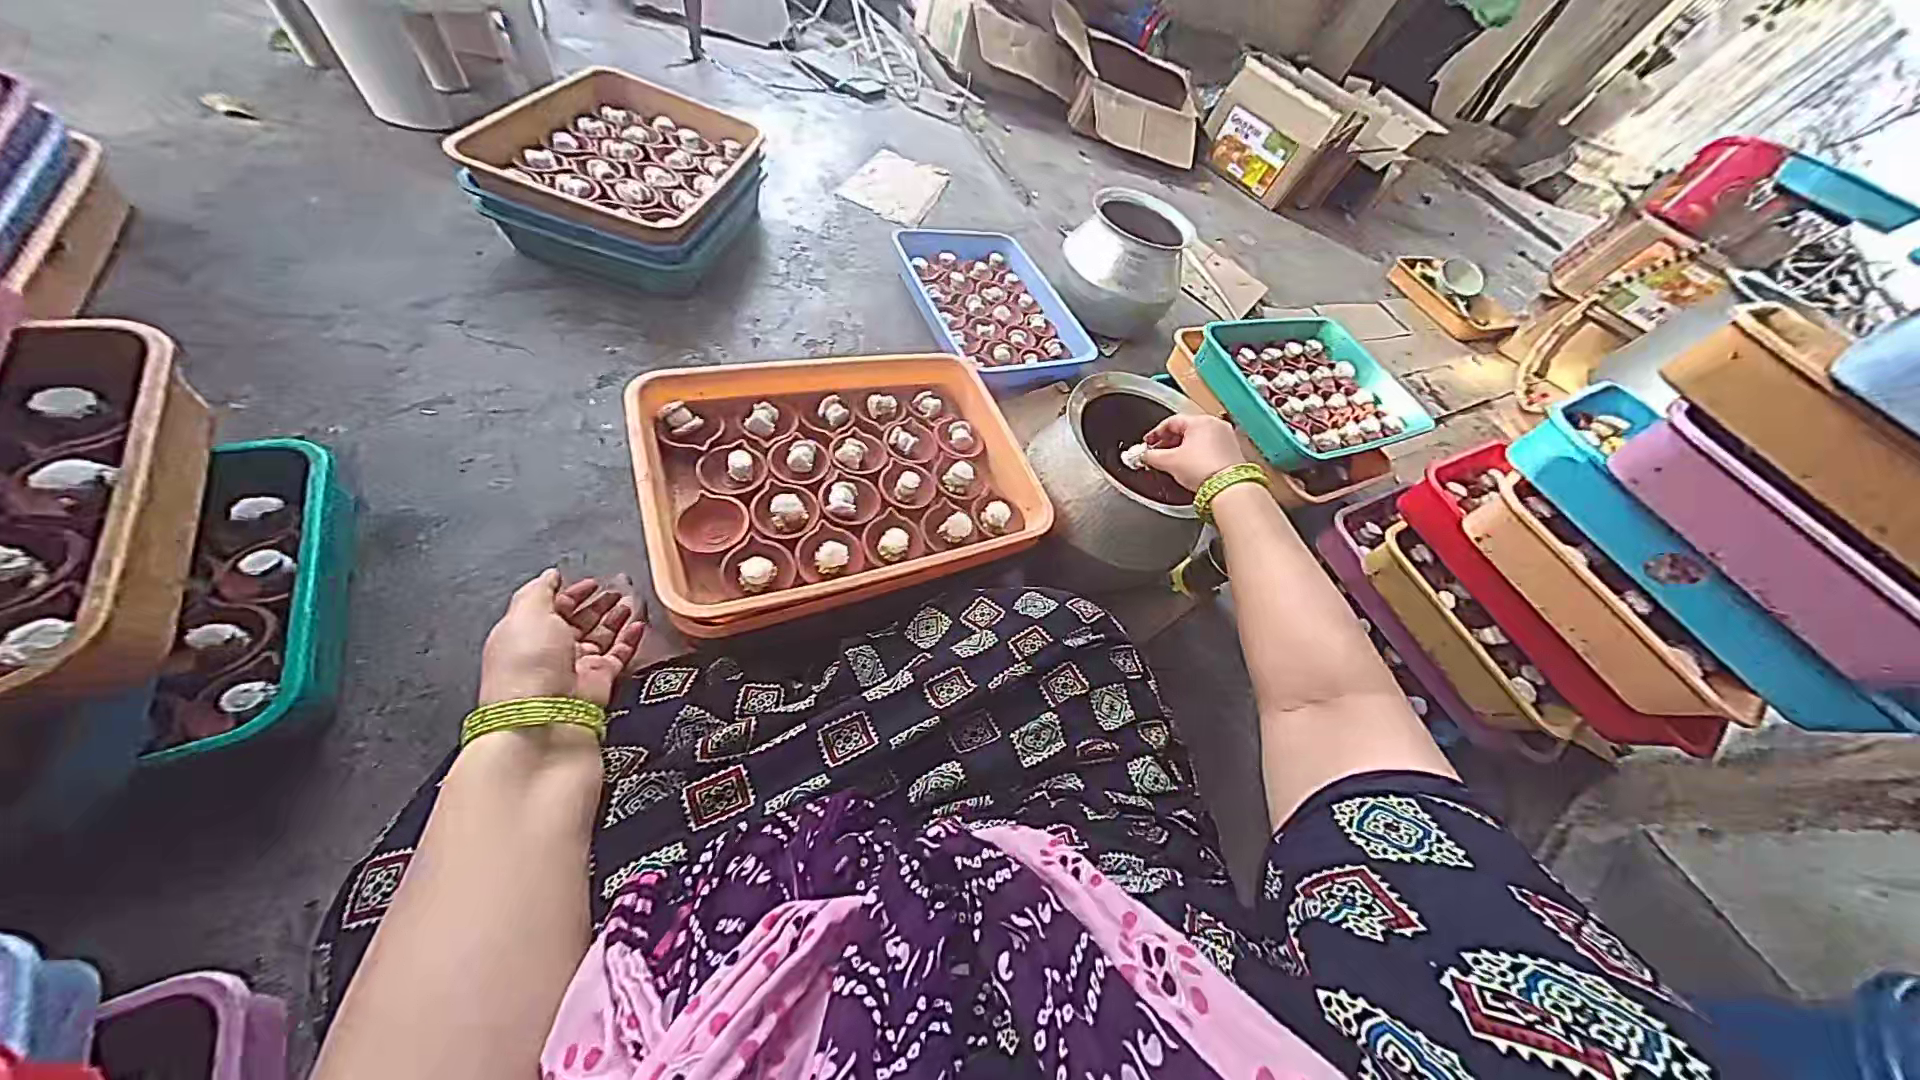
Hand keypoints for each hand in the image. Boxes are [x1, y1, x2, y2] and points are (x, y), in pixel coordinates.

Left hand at [477, 570, 645, 707]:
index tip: (592, 582)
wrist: (545, 711)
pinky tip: (639, 624)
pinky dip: (631, 639)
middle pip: (580, 621)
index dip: (572, 593)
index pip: (554, 608)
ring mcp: (578, 665)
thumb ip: (539, 590)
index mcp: (528, 633)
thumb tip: (551, 575)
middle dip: (597, 604)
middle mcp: (552, 649)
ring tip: (630, 602)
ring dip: (616, 618)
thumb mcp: (526, 614)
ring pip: (602, 636)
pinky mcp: (601, 679)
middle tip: (616, 591)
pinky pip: (620, 654)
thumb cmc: (529, 660)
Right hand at [1141, 414, 1247, 491]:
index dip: (1155, 433)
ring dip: (1181, 448)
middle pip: (1184, 429)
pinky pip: (1207, 448)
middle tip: (1156, 454)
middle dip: (1167, 442)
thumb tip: (1145, 456)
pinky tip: (1188, 465)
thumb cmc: (1204, 469)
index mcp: (1200, 421)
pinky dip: (1195, 454)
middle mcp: (1215, 425)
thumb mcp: (1169, 462)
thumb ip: (1152, 456)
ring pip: (1196, 439)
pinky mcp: (1231, 451)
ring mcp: (1225, 437)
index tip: (1147, 443)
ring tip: (1171, 462)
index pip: (1171, 422)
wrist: (1228, 488)